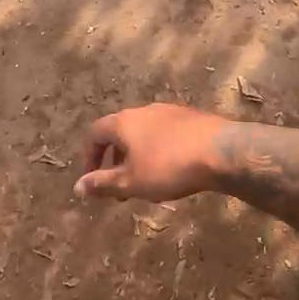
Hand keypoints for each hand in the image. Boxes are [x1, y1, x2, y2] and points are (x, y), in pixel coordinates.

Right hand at [74, 104, 228, 201]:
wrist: (221, 151)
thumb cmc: (169, 167)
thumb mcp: (131, 182)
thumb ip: (102, 183)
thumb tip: (77, 186)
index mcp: (126, 122)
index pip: (96, 133)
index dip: (89, 156)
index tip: (93, 180)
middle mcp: (147, 110)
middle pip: (122, 132)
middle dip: (117, 161)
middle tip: (120, 189)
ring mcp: (172, 111)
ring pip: (146, 134)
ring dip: (139, 158)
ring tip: (146, 185)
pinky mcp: (193, 118)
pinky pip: (167, 135)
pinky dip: (160, 152)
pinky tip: (172, 172)